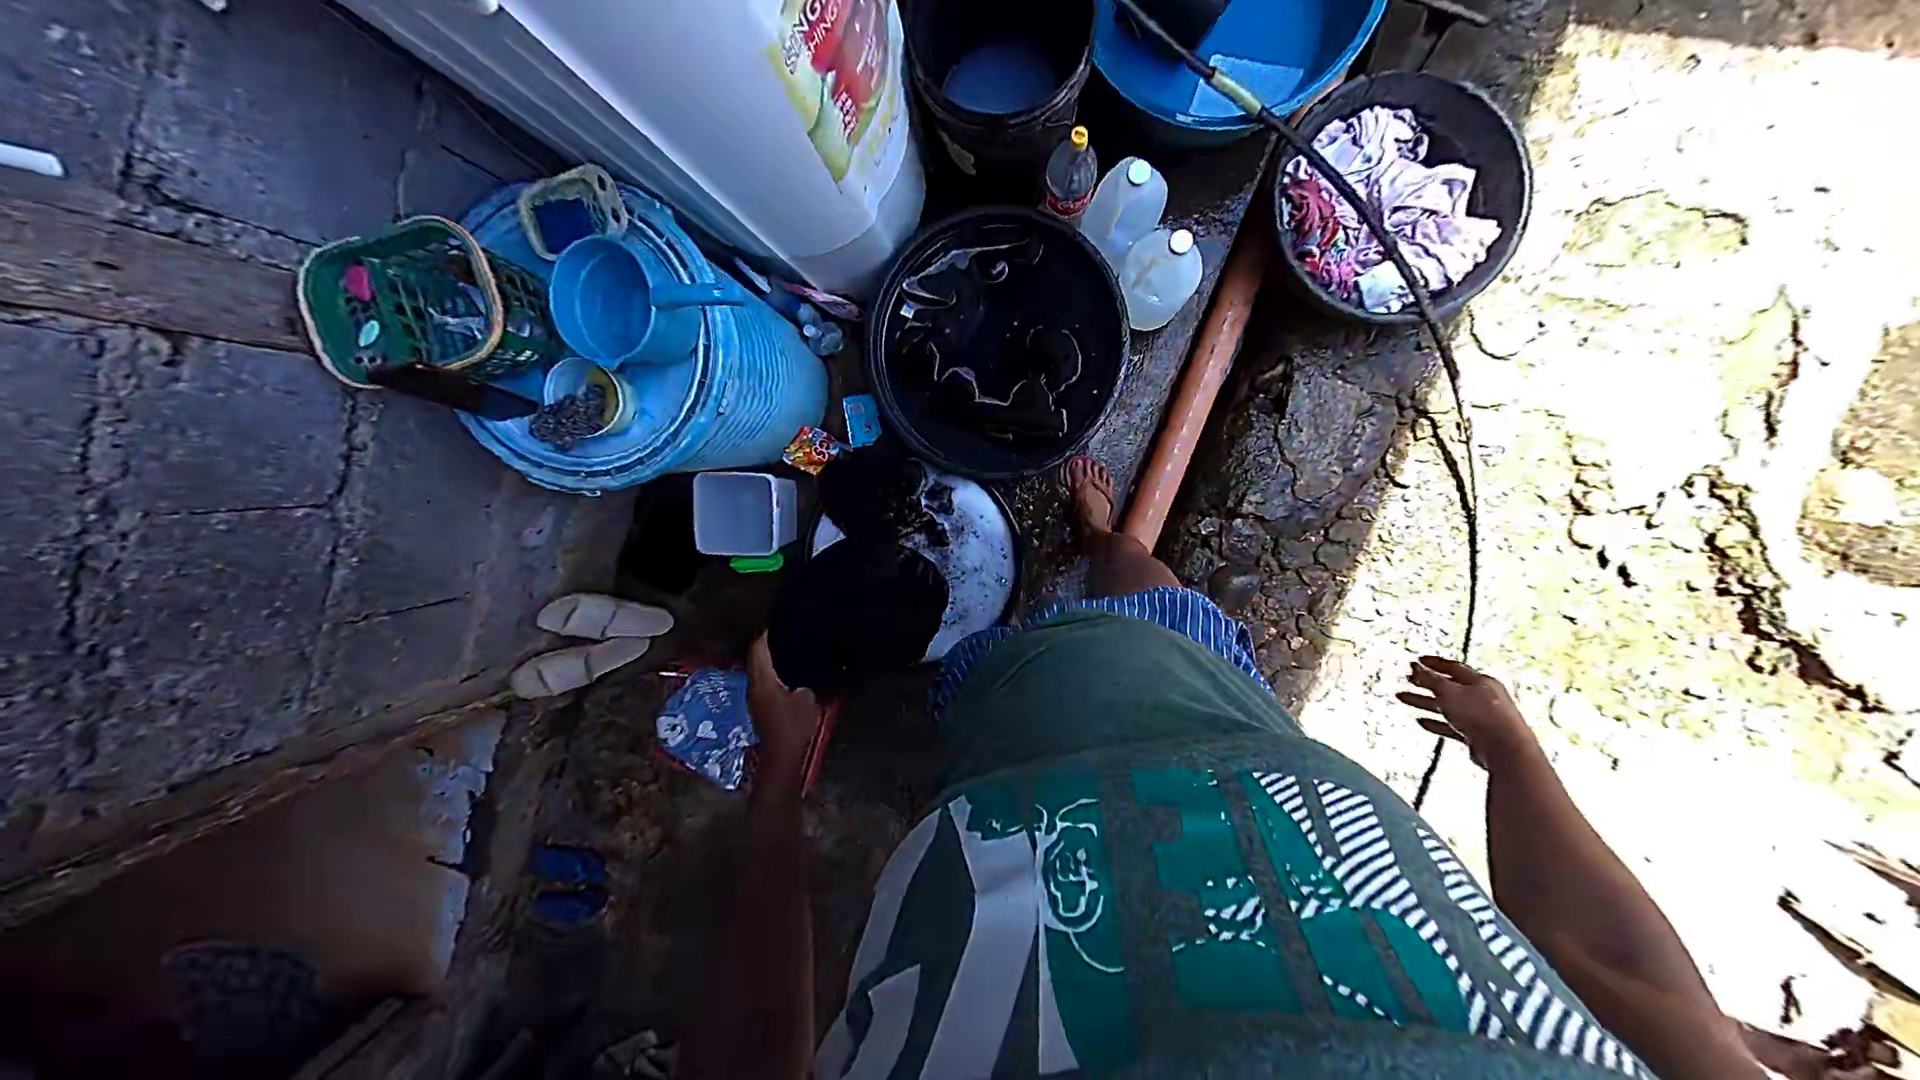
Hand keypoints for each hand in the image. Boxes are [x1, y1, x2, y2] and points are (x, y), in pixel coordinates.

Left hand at [747, 635, 821, 788]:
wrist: (782, 755)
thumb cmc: (794, 725)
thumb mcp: (807, 698)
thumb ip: (803, 684)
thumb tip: (801, 681)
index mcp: (763, 680)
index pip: (758, 650)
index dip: (764, 635)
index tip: (773, 624)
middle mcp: (754, 687)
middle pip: (755, 659)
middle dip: (765, 646)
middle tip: (781, 634)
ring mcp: (754, 699)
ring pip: (758, 672)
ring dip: (768, 661)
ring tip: (784, 651)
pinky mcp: (760, 708)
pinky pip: (763, 683)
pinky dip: (771, 673)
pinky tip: (785, 674)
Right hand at [1396, 656, 1538, 767]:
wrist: (1505, 750)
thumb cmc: (1481, 715)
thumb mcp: (1449, 691)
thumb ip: (1430, 679)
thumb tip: (1415, 666)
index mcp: (1481, 682)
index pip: (1454, 667)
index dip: (1434, 663)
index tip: (1418, 660)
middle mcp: (1483, 697)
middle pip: (1449, 687)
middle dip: (1426, 683)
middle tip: (1408, 680)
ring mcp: (1480, 717)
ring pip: (1447, 706)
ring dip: (1424, 702)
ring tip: (1402, 698)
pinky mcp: (1477, 735)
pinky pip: (1452, 726)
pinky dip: (1436, 722)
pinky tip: (1421, 722)